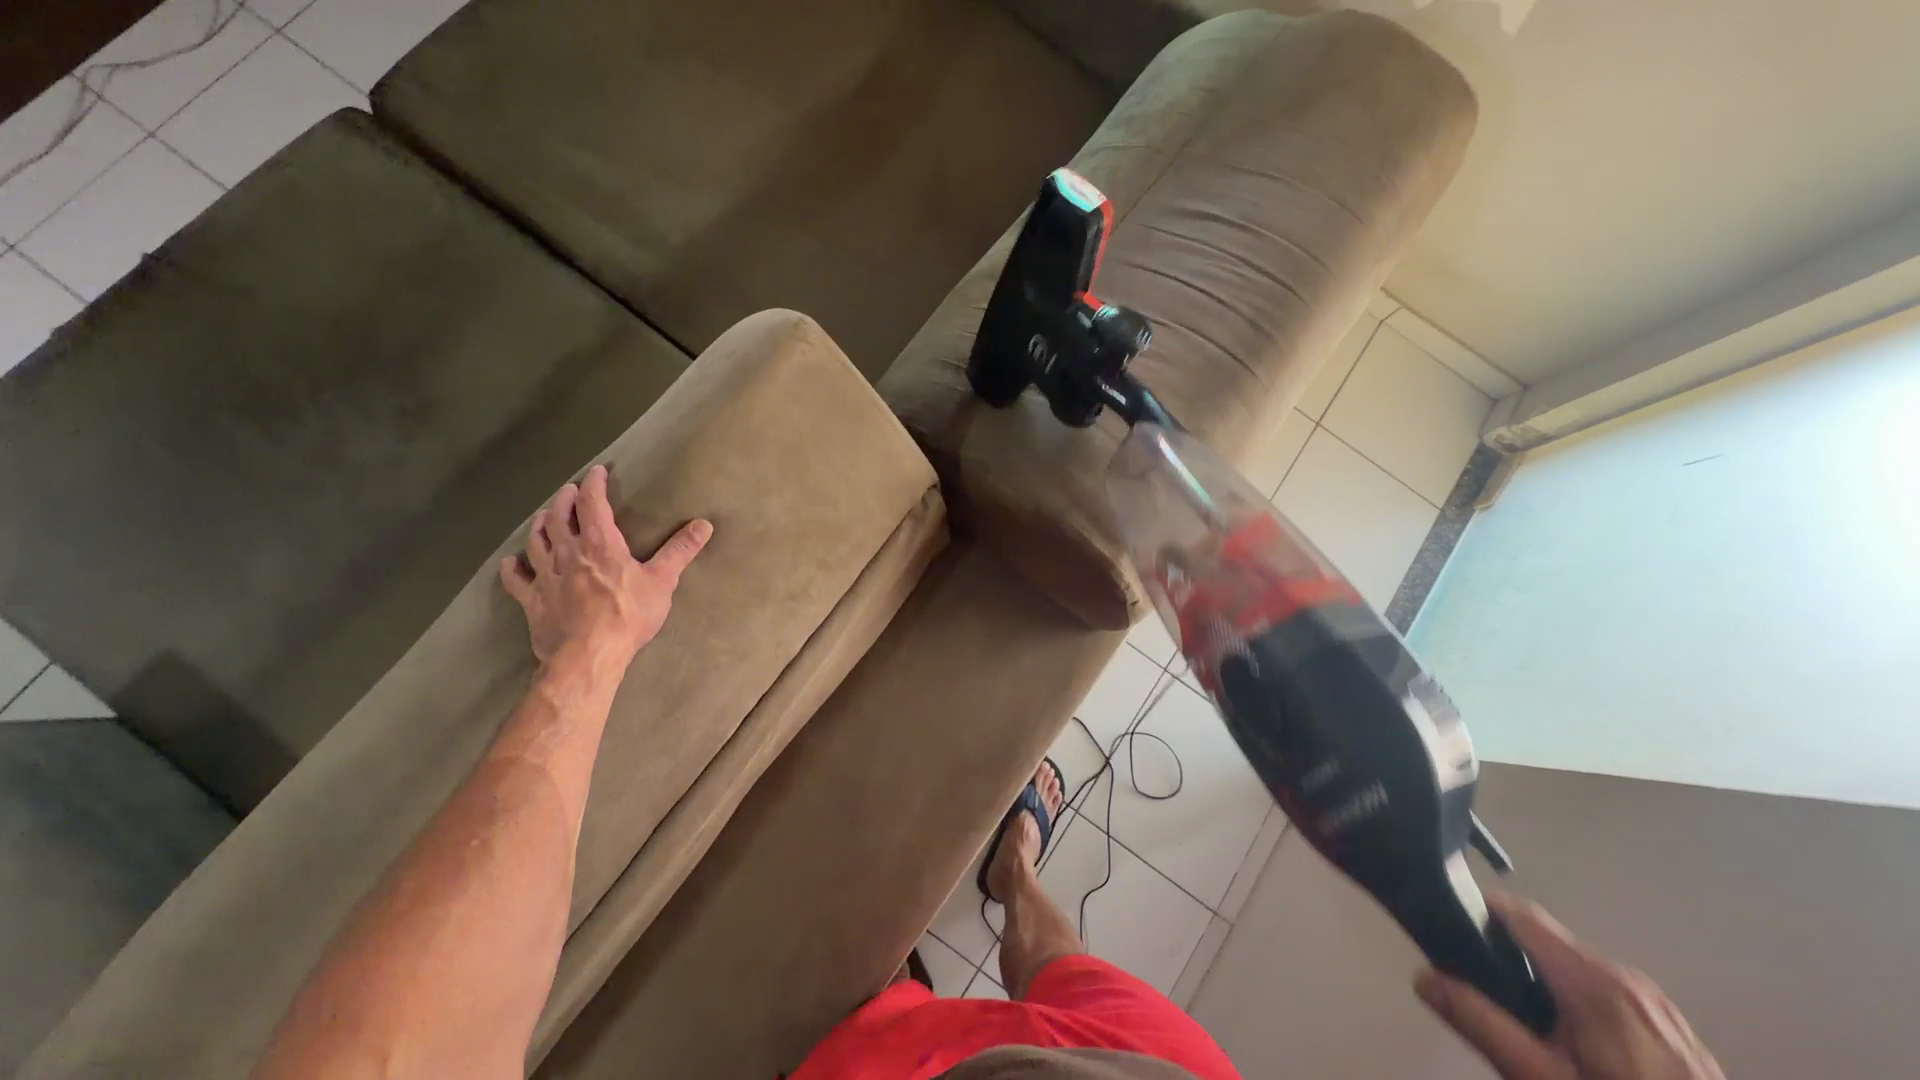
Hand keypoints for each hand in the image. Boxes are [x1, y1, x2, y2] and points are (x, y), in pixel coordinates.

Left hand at [499, 464, 711, 668]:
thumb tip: (704, 525)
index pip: (592, 502)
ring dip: (540, 525)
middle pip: (559, 517)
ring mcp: (546, 576)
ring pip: (536, 541)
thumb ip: (680, 551)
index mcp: (599, 543)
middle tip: (569, 492)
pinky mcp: (532, 601)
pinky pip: (516, 580)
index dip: (594, 484)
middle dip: (564, 500)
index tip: (598, 472)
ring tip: (544, 517)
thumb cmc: (627, 616)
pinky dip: (512, 569)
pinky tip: (511, 563)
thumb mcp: (662, 582)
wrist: (588, 655)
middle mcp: (568, 552)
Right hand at [1416, 894, 1724, 1079]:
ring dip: (1536, 982)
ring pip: (1574, 970)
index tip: (1439, 928)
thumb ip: (1482, 1025)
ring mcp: (1654, 1004)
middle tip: (1471, 992)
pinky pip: (1604, 994)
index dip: (1475, 910)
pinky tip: (1566, 1046)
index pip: (1520, 914)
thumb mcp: (1540, 1077)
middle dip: (1502, 957)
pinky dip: (1570, 1002)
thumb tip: (1425, 977)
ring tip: (1515, 1025)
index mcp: (1594, 982)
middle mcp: (1627, 978)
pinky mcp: (1668, 1027)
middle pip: (1545, 942)